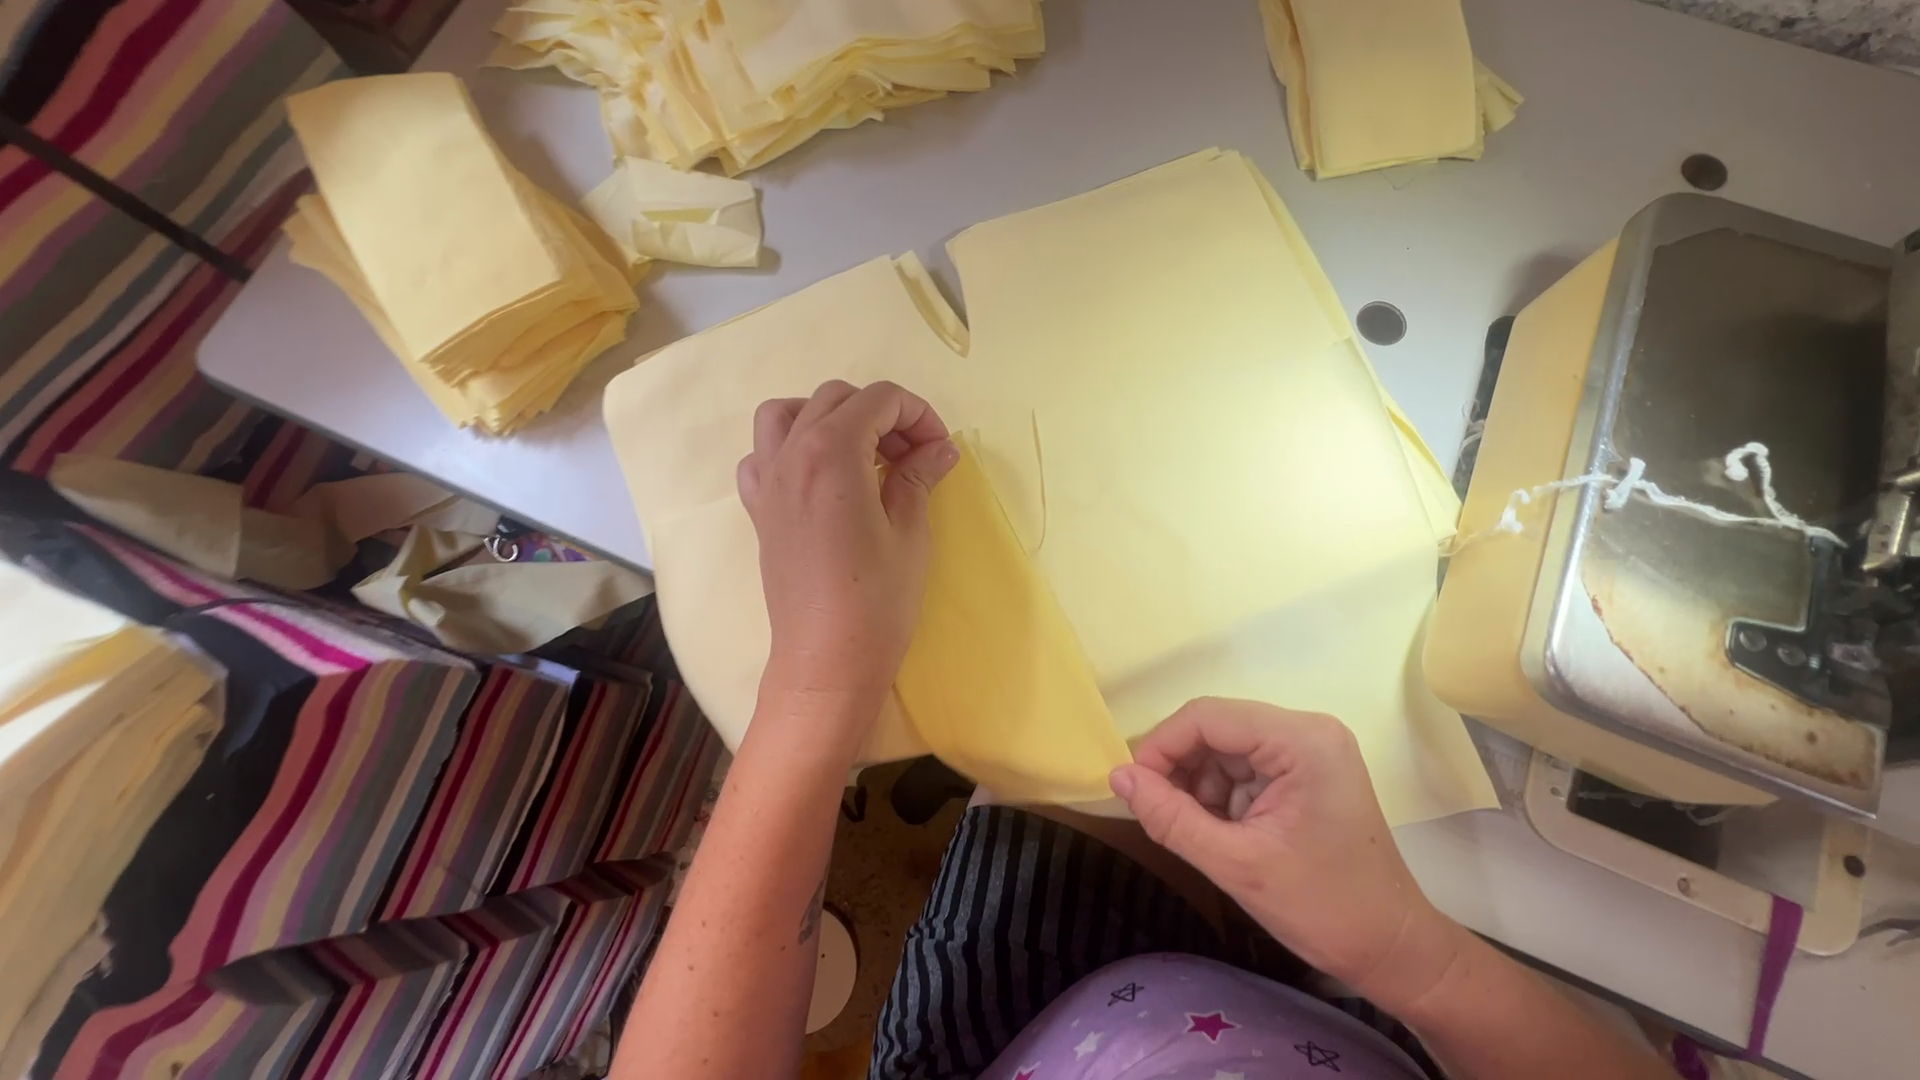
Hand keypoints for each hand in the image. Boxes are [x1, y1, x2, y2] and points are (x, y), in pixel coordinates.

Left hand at [738, 380, 958, 723]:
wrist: (826, 661)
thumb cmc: (877, 600)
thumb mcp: (911, 533)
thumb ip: (919, 476)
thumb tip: (940, 447)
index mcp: (832, 452)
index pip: (879, 399)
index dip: (919, 414)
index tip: (940, 448)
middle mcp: (791, 454)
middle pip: (836, 398)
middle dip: (882, 414)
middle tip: (913, 455)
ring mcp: (767, 481)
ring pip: (786, 413)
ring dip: (827, 417)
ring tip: (860, 452)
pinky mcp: (758, 510)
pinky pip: (761, 455)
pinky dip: (789, 449)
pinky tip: (818, 479)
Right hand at [1109, 698, 1466, 1014]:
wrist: (1393, 951)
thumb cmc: (1324, 909)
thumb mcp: (1236, 864)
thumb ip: (1170, 817)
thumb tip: (1116, 777)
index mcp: (1301, 741)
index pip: (1207, 717)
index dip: (1160, 746)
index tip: (1132, 788)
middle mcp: (1306, 731)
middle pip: (1215, 728)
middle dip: (1179, 768)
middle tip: (1156, 813)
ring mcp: (1307, 750)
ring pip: (1223, 748)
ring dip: (1197, 785)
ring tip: (1194, 831)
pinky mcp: (1303, 771)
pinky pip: (1241, 767)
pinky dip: (1217, 795)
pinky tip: (1218, 831)